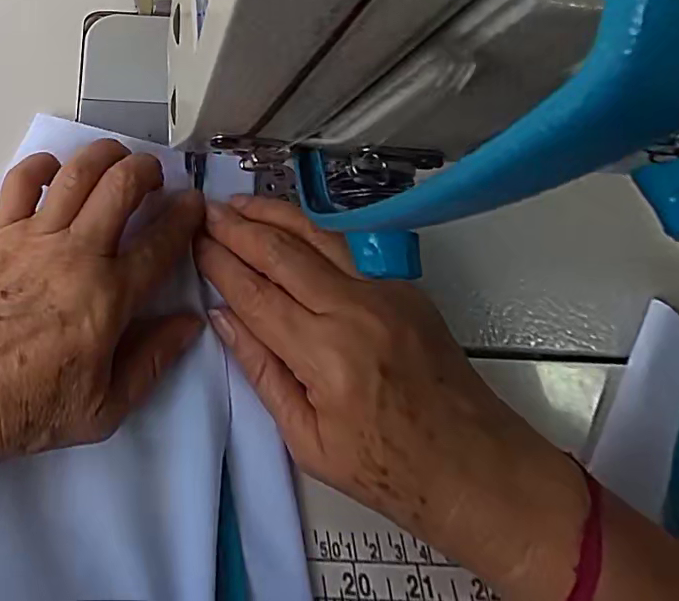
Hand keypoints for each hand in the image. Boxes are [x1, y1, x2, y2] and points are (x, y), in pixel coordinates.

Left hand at [0, 140, 203, 505]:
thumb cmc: (31, 403)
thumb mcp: (108, 407)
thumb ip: (153, 359)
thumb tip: (189, 320)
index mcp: (109, 297)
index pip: (160, 242)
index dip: (184, 216)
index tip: (194, 204)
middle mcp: (76, 254)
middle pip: (120, 187)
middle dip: (146, 169)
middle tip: (154, 175)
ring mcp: (35, 236)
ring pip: (76, 173)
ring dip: (103, 154)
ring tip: (117, 157)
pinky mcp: (1, 231)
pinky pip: (20, 181)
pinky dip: (40, 165)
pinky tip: (55, 169)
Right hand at [196, 196, 588, 599]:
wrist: (487, 476)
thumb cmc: (390, 473)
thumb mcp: (307, 441)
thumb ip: (260, 370)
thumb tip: (220, 315)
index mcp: (325, 357)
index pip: (253, 293)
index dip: (217, 262)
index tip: (190, 242)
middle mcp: (353, 312)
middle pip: (279, 252)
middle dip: (234, 227)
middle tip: (202, 210)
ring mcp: (384, 293)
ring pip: (314, 234)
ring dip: (269, 213)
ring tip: (235, 202)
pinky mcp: (405, 287)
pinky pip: (346, 243)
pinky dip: (308, 224)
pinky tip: (284, 219)